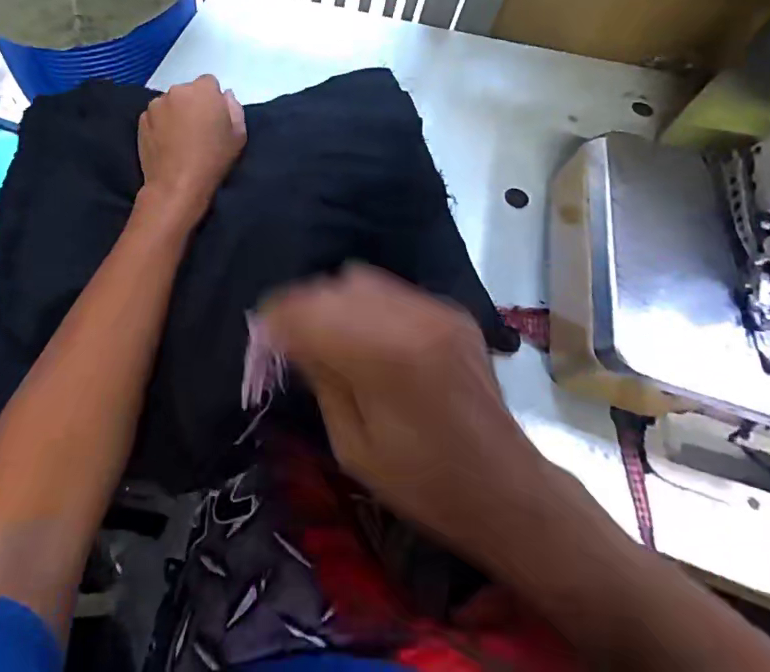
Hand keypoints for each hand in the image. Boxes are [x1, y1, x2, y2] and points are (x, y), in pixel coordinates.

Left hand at [137, 74, 245, 221]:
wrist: (177, 184)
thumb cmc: (213, 159)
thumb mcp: (238, 135)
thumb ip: (234, 108)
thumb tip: (225, 95)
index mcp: (203, 90)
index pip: (209, 83)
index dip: (212, 99)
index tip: (213, 118)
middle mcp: (177, 91)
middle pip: (187, 91)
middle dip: (192, 104)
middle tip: (197, 129)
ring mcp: (155, 105)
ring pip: (169, 103)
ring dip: (175, 112)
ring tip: (179, 137)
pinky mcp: (141, 120)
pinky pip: (155, 116)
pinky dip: (160, 124)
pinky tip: (165, 143)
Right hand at [259, 265, 545, 555]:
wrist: (507, 489)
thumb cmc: (424, 484)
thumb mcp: (353, 445)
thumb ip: (321, 378)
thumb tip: (288, 337)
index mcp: (384, 357)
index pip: (310, 311)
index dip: (278, 317)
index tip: (263, 335)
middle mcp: (412, 319)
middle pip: (334, 288)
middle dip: (303, 307)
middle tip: (290, 339)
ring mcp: (437, 310)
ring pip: (361, 280)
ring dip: (333, 301)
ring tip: (326, 334)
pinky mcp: (453, 312)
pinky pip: (392, 290)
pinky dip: (366, 303)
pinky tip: (366, 334)